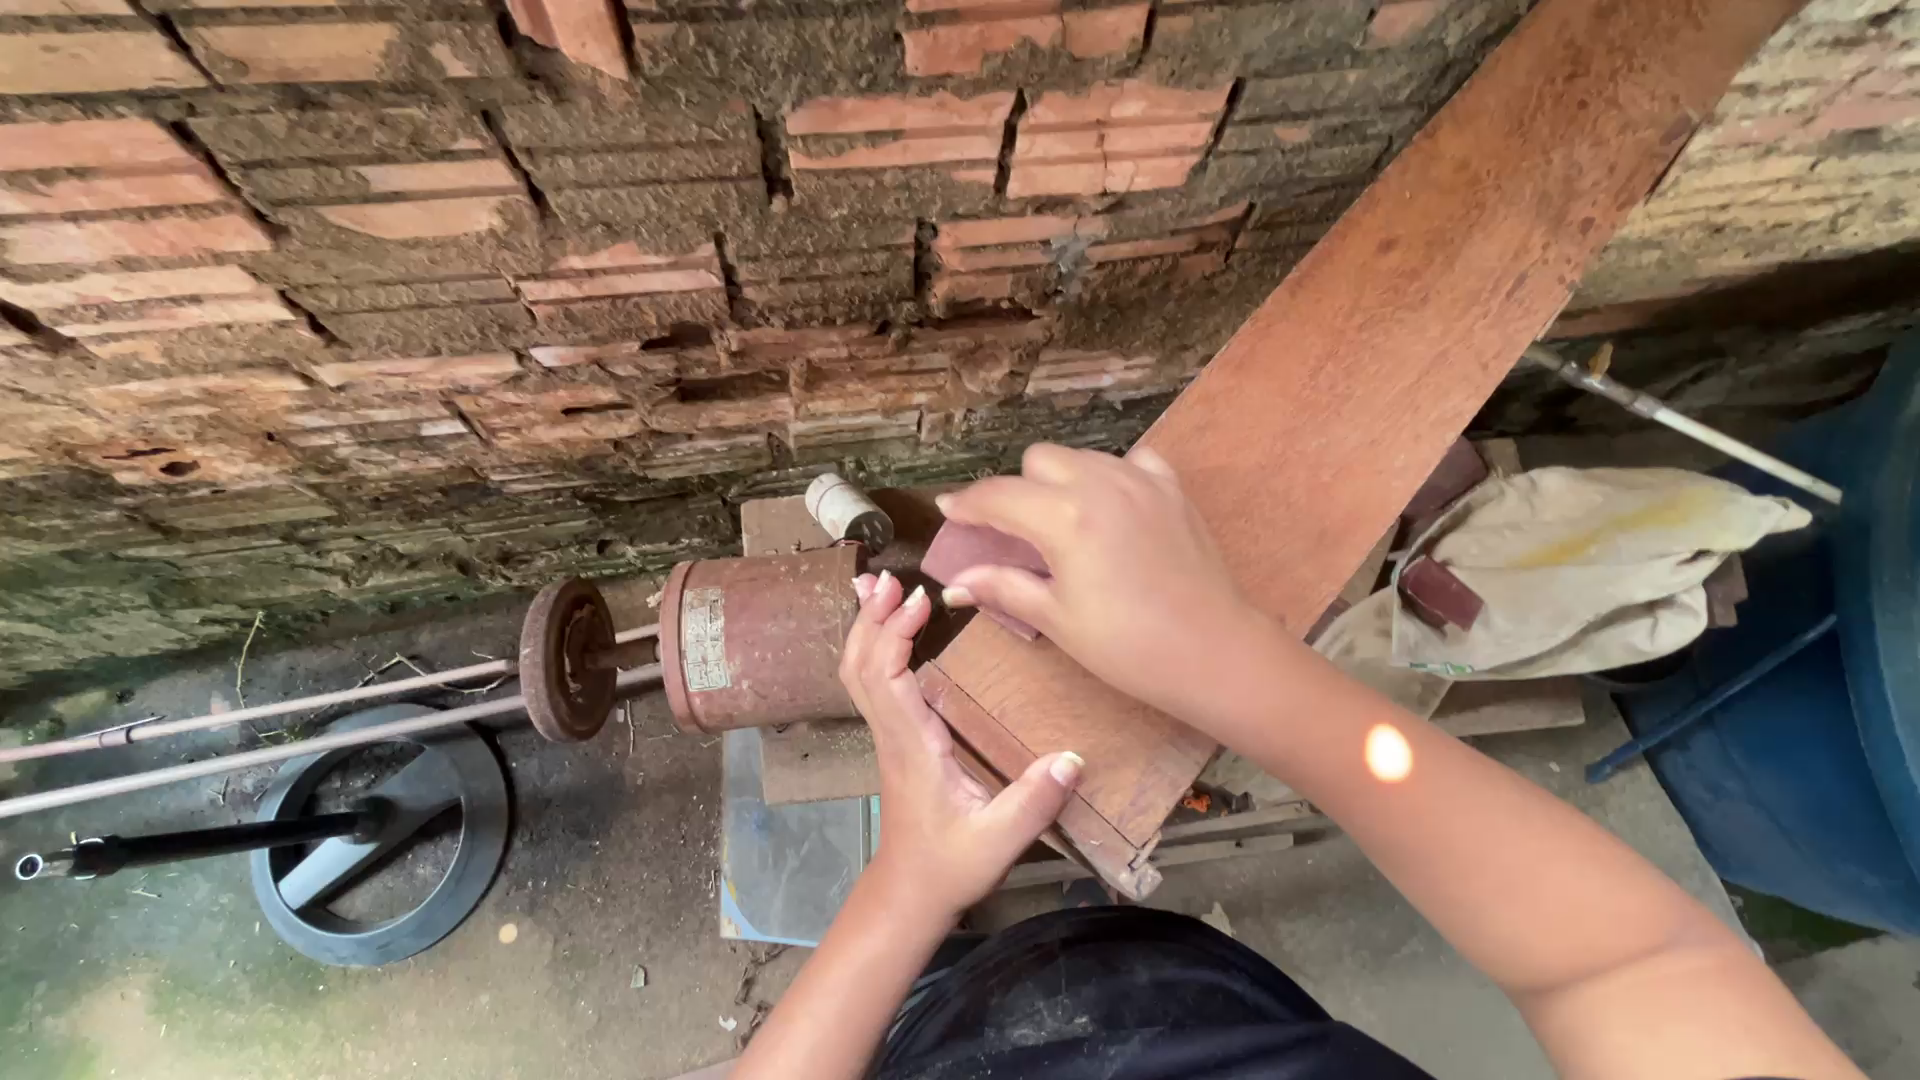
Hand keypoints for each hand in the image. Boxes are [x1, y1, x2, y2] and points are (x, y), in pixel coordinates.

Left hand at [841, 569, 1082, 918]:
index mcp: (911, 746)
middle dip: (871, 618)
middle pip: (859, 665)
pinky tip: (892, 629)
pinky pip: (872, 681)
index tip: (921, 600)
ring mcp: (888, 734)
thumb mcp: (997, 842)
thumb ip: (1033, 803)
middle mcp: (891, 733)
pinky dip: (875, 646)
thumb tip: (1071, 758)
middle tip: (890, 578)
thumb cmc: (949, 867)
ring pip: (859, 671)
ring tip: (881, 589)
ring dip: (866, 627)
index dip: (893, 632)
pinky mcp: (895, 737)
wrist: (910, 892)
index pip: (885, 677)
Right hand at [936, 443, 1268, 725]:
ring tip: (1062, 521)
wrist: (1212, 651)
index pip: (998, 495)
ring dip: (1060, 480)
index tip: (949, 509)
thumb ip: (1003, 587)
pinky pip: (1130, 460)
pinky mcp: (1172, 488)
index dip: (967, 503)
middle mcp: (1099, 482)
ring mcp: (1141, 479)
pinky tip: (1112, 508)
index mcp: (1064, 516)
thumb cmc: (1127, 644)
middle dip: (1018, 489)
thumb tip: (956, 581)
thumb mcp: (1057, 618)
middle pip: (1039, 460)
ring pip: (1082, 456)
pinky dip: (1111, 476)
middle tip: (1016, 530)